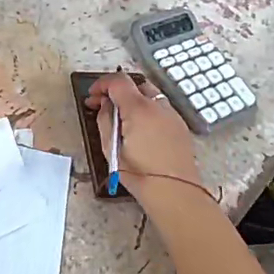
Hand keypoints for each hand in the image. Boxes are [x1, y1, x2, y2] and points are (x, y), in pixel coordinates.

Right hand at [85, 73, 201, 202]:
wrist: (175, 191)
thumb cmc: (139, 173)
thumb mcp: (111, 148)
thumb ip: (105, 120)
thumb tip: (105, 106)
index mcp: (139, 108)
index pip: (118, 81)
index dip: (102, 84)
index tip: (92, 95)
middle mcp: (158, 105)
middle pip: (136, 84)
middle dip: (118, 91)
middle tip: (104, 106)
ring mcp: (172, 114)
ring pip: (150, 95)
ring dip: (134, 100)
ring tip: (123, 118)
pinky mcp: (180, 126)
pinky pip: (161, 108)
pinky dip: (148, 110)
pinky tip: (141, 128)